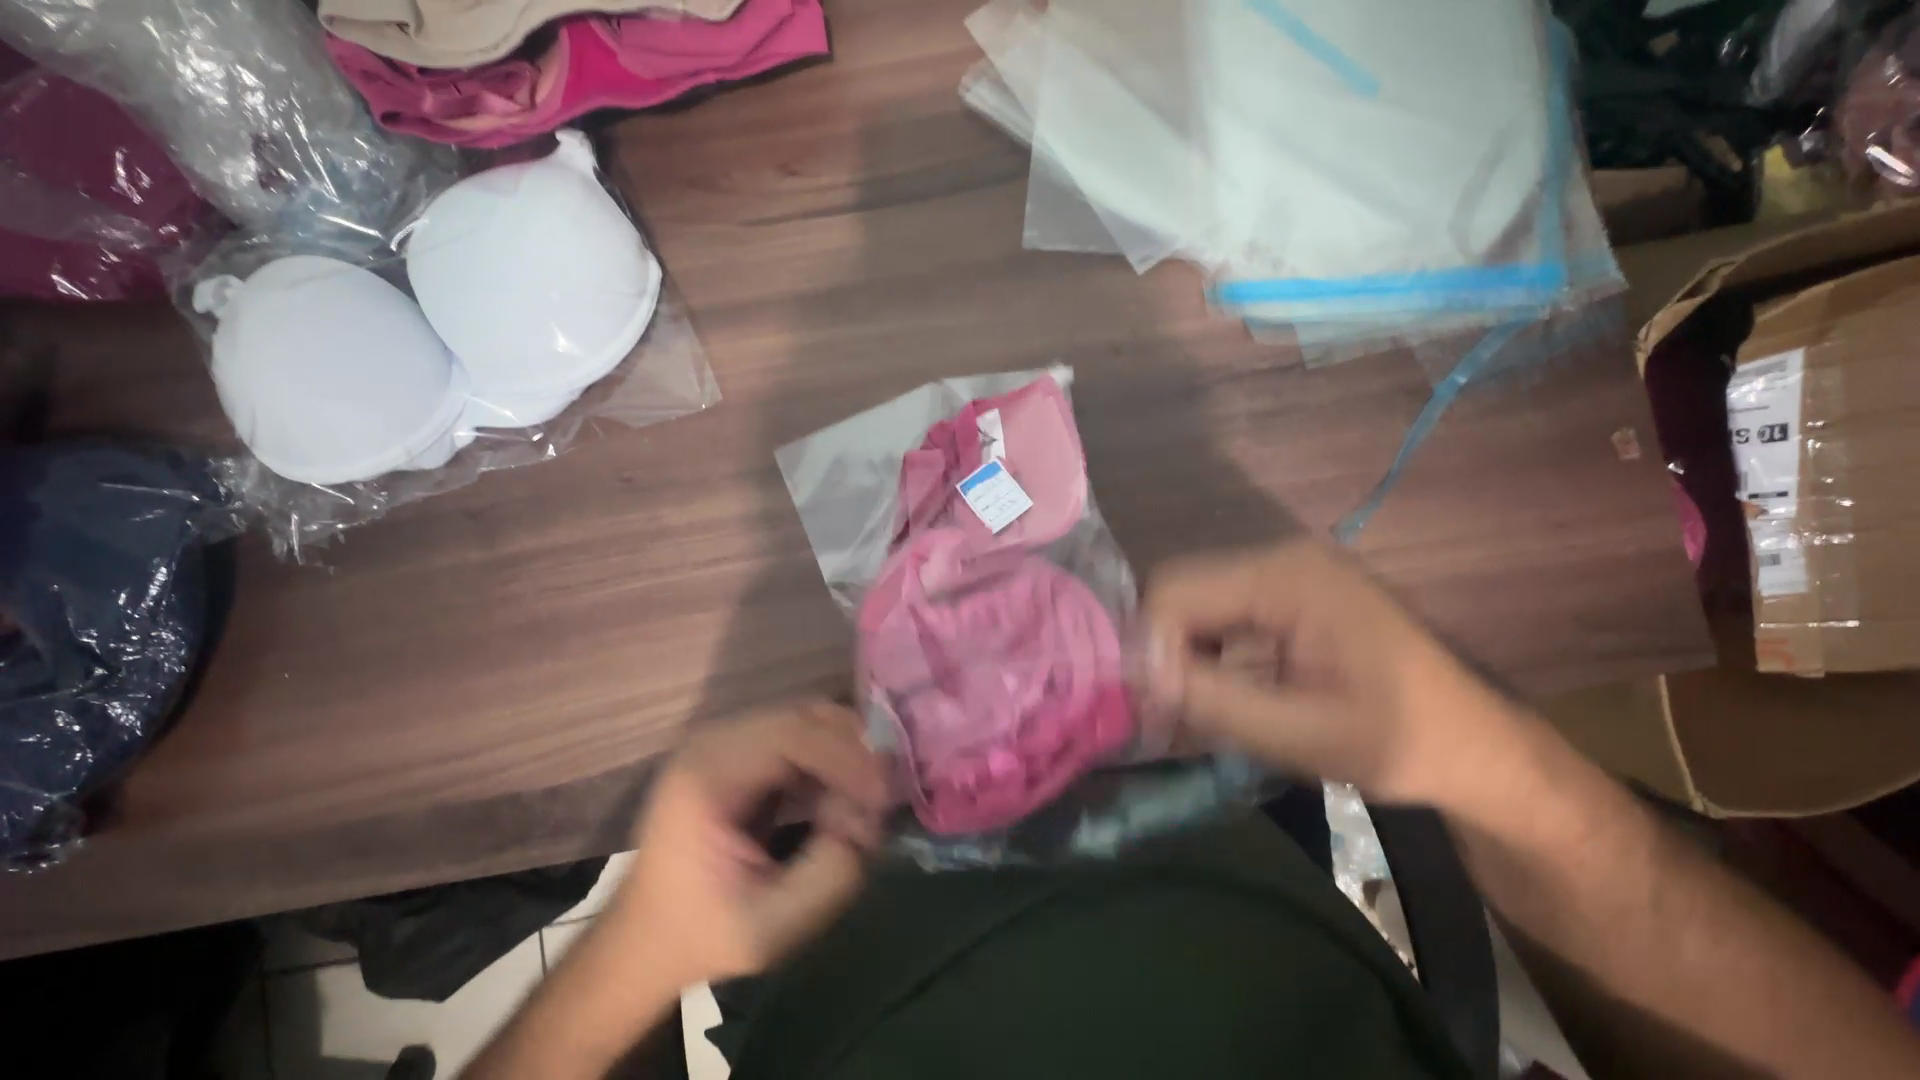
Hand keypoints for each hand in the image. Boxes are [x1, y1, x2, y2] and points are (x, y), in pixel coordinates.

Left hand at [605, 703, 889, 985]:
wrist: (645, 942)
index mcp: (707, 776)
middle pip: (805, 718)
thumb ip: (832, 873)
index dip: (849, 759)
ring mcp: (725, 744)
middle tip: (885, 802)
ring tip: (865, 809)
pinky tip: (843, 804)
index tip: (885, 801)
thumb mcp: (773, 927)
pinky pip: (801, 740)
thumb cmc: (702, 935)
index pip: (794, 734)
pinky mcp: (739, 755)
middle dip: (854, 754)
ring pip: (809, 723)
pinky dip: (831, 764)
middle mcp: (714, 743)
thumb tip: (871, 821)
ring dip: (846, 758)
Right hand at [1141, 541, 1530, 809]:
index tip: (1151, 709)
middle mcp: (1282, 560)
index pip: (1176, 591)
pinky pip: (1228, 620)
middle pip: (1183, 593)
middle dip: (1163, 653)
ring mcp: (1291, 577)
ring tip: (1184, 715)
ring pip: (1200, 608)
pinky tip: (1218, 701)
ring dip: (1184, 658)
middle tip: (1161, 715)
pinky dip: (1211, 659)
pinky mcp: (1295, 601)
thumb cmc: (1397, 741)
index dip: (1150, 648)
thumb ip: (1212, 699)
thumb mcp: (1298, 732)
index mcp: (1287, 577)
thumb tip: (1134, 672)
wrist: (1475, 750)